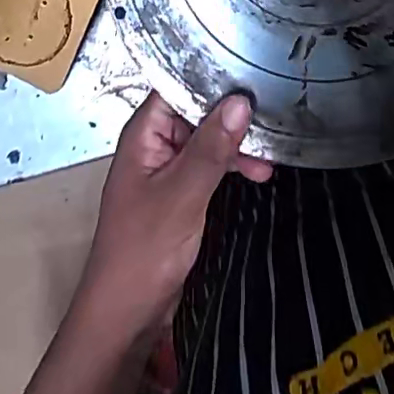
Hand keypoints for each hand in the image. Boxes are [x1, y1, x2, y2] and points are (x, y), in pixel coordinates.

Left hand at [25, 93, 270, 393]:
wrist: (124, 316)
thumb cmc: (142, 252)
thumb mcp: (182, 195)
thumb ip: (211, 148)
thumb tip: (240, 102)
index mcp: (143, 134)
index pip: (178, 87)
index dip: (210, 79)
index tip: (248, 77)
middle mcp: (153, 144)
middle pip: (196, 112)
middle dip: (231, 117)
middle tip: (268, 121)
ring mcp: (165, 169)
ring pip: (206, 139)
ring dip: (235, 144)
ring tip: (267, 157)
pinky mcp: (179, 192)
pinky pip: (208, 165)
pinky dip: (231, 166)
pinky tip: (256, 173)